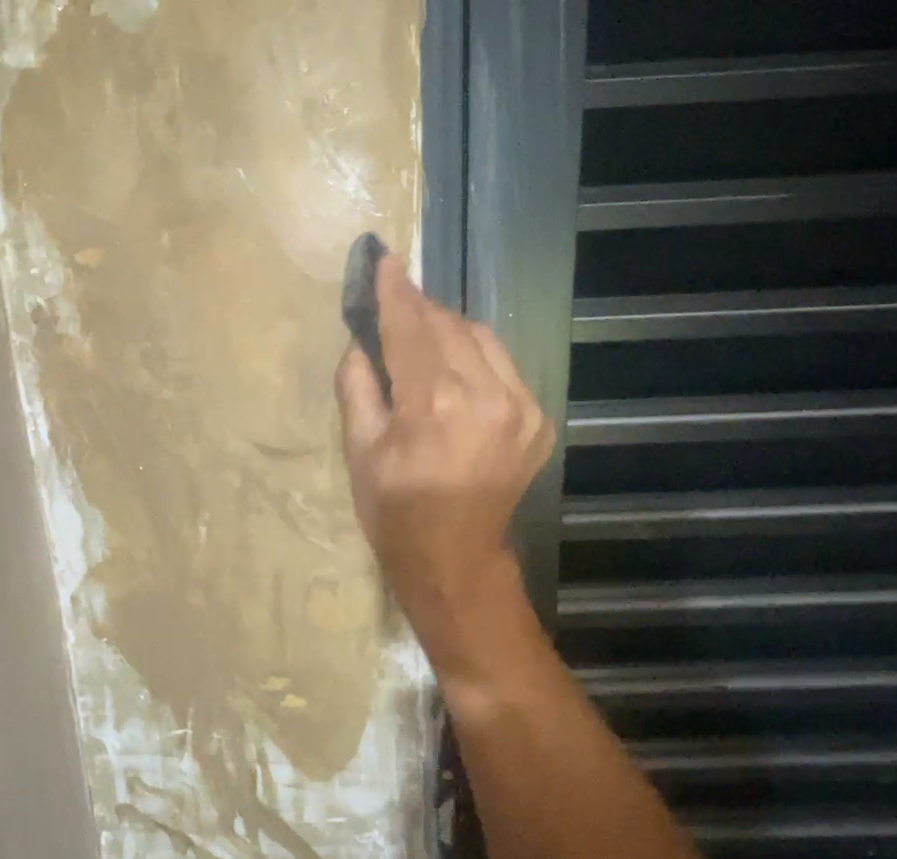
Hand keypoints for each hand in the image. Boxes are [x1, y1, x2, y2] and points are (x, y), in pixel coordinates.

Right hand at [333, 254, 552, 647]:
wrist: (456, 562)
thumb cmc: (396, 514)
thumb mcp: (360, 453)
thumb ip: (358, 385)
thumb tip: (362, 339)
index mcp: (433, 405)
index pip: (410, 328)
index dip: (394, 292)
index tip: (383, 259)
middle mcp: (485, 396)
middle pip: (448, 327)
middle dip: (419, 311)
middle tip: (394, 307)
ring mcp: (520, 408)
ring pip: (482, 340)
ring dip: (450, 332)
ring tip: (424, 342)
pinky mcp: (538, 422)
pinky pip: (504, 369)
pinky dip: (477, 362)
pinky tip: (457, 378)